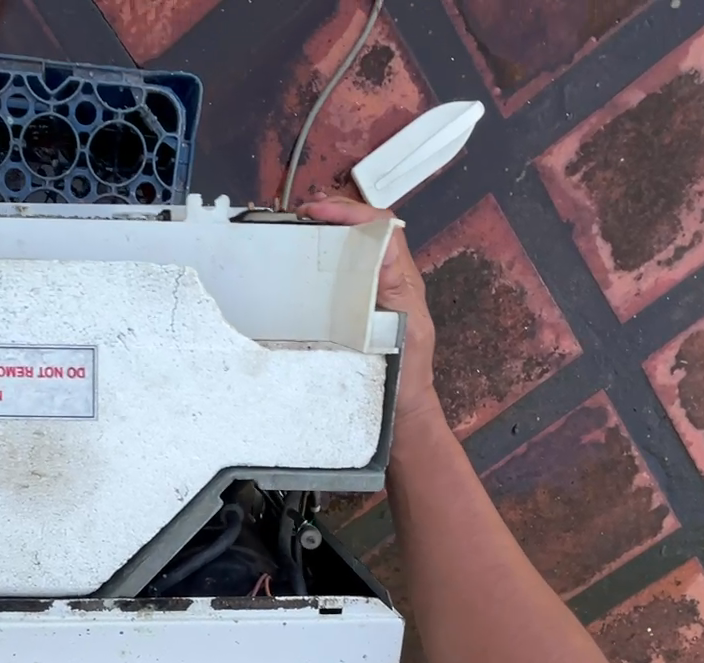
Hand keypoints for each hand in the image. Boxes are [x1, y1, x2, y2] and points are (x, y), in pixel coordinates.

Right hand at [298, 195, 442, 429]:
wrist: (402, 410)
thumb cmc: (405, 377)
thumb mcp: (405, 335)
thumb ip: (397, 295)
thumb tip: (384, 250)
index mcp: (401, 280)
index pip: (382, 229)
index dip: (351, 213)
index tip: (316, 212)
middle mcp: (388, 279)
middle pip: (368, 230)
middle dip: (337, 213)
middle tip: (300, 215)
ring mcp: (373, 293)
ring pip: (356, 247)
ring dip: (329, 231)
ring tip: (297, 230)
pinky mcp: (358, 309)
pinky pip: (344, 273)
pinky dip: (324, 258)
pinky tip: (303, 264)